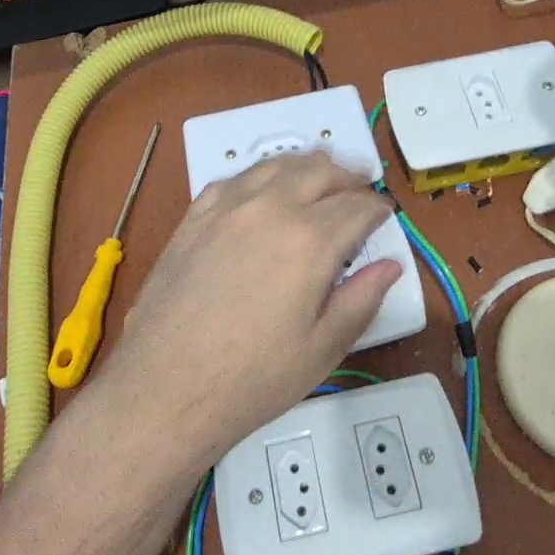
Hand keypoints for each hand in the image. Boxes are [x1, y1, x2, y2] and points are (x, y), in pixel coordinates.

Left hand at [93, 151, 400, 469]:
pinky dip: (261, 176)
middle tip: (361, 187)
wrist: (165, 388)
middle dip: (348, 176)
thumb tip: (389, 266)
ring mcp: (226, 209)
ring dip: (306, 166)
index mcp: (310, 240)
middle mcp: (270, 209)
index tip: (386, 214)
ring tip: (320, 176)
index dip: (379, 208)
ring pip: (275, 165)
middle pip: (319, 171)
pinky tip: (264, 189)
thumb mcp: (322, 348)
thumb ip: (361, 300)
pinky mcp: (194, 218)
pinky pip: (234, 179)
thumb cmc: (252, 378)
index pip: (357, 206)